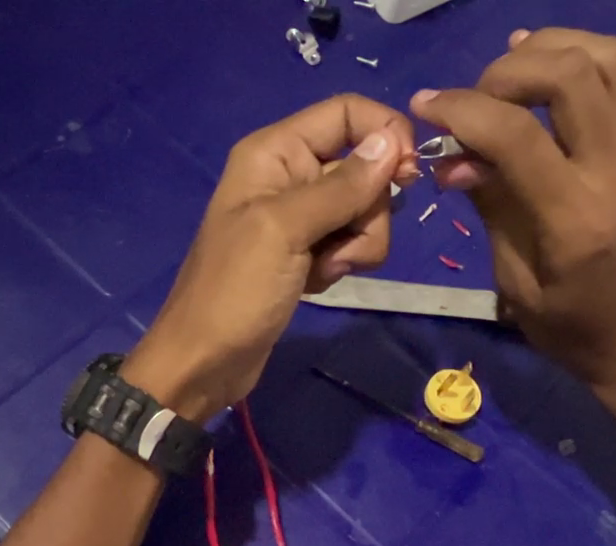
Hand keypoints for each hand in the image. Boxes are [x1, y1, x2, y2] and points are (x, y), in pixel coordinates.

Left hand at [124, 95, 416, 423]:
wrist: (205, 361)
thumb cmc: (234, 292)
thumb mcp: (285, 230)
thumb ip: (341, 186)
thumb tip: (392, 142)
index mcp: (276, 152)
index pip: (347, 114)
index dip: (384, 135)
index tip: (410, 176)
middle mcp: (290, 176)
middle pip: (363, 168)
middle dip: (368, 211)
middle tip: (339, 248)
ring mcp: (299, 220)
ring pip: (363, 212)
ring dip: (357, 245)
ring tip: (324, 271)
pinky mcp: (307, 255)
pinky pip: (348, 245)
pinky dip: (342, 265)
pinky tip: (315, 285)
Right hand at [411, 30, 615, 416]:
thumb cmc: (572, 333)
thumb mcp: (516, 285)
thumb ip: (490, 210)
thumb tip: (454, 158)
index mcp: (574, 221)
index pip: (517, 135)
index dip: (464, 110)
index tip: (425, 108)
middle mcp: (615, 174)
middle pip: (570, 75)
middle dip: (506, 71)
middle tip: (470, 100)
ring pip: (608, 59)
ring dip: (550, 49)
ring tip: (504, 73)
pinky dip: (578, 59)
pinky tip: (539, 73)